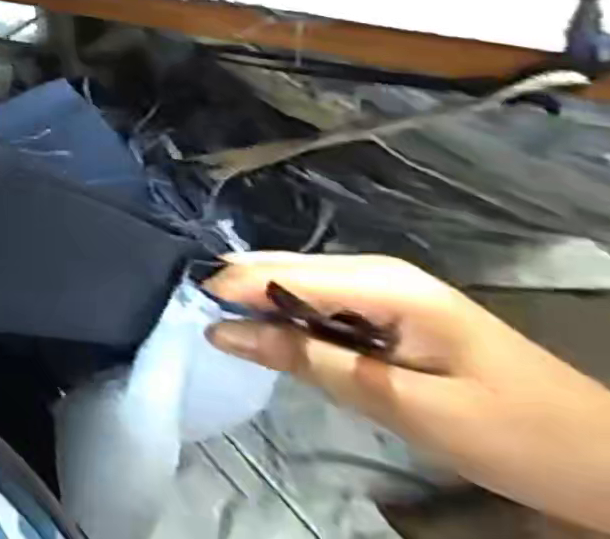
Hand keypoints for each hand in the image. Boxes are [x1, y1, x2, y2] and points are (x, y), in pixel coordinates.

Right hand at [205, 252, 609, 529]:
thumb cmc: (518, 435)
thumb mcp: (405, 405)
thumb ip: (308, 361)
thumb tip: (218, 331)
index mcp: (382, 284)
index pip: (277, 273)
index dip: (227, 291)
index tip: (186, 317)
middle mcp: (374, 272)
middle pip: (277, 268)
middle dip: (235, 294)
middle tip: (198, 325)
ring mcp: (382, 288)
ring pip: (290, 283)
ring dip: (258, 308)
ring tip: (227, 334)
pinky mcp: (385, 310)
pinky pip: (315, 303)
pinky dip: (287, 319)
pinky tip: (278, 341)